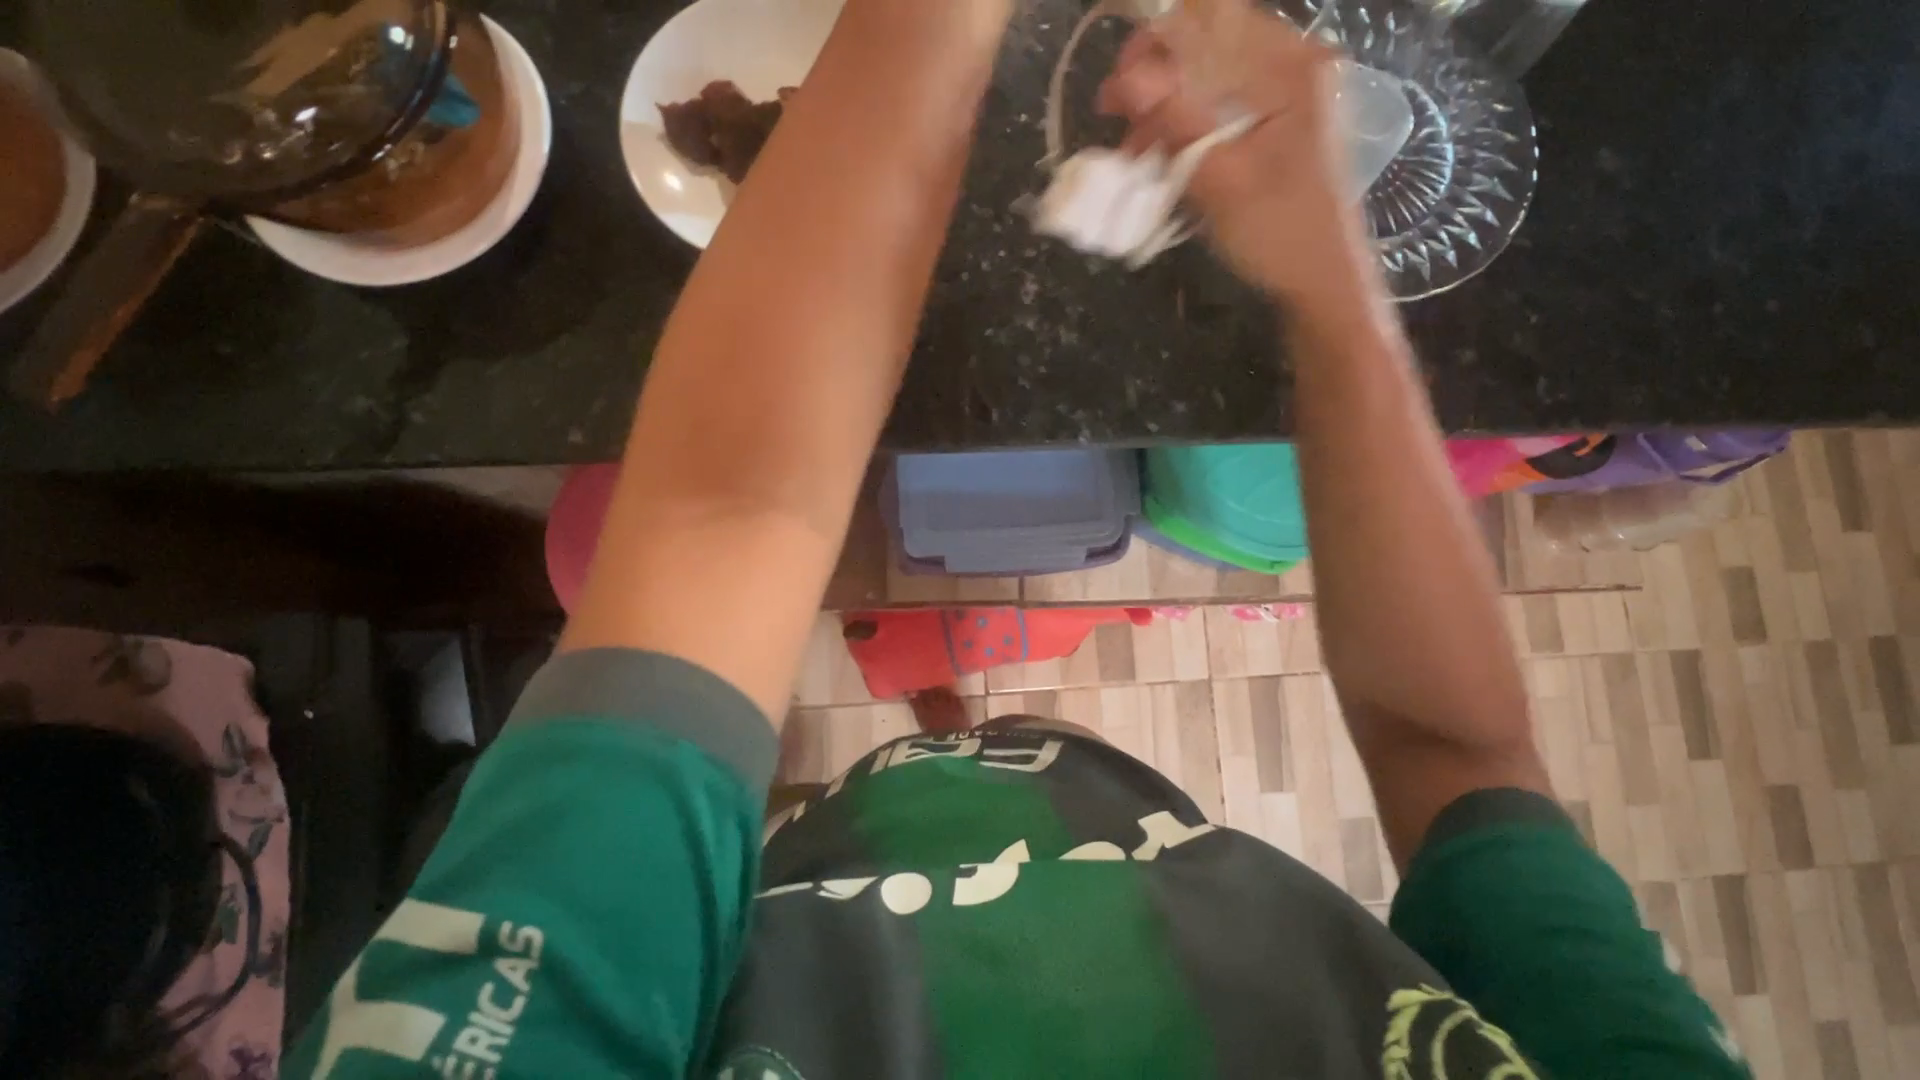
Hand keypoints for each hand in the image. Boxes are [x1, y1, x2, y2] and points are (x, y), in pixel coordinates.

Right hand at [1097, 9, 1378, 306]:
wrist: (1322, 283)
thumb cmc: (1280, 235)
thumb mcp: (1222, 180)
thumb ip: (1175, 121)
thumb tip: (1124, 78)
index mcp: (1290, 67)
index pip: (1212, 18)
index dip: (1156, 40)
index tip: (1117, 84)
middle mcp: (1290, 67)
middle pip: (1206, 44)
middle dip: (1153, 78)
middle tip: (1112, 116)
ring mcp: (1282, 96)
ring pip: (1205, 78)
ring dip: (1161, 109)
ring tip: (1132, 152)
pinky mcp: (1272, 124)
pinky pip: (1216, 107)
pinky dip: (1182, 127)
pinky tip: (1157, 156)